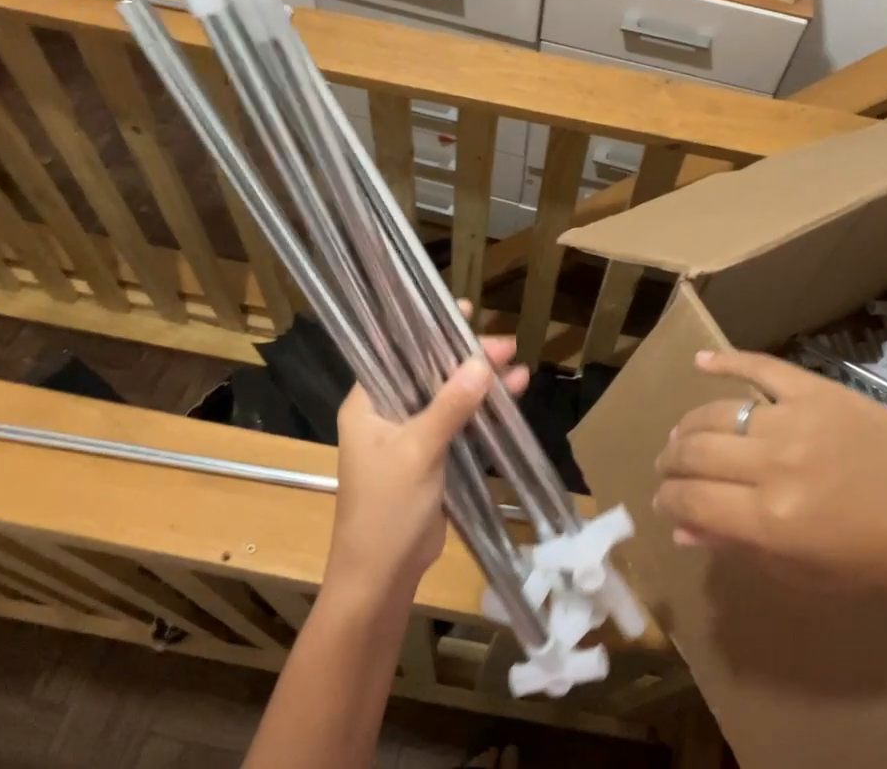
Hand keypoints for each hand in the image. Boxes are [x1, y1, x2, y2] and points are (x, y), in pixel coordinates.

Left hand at [326, 337, 528, 599]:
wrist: (382, 575)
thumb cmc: (386, 509)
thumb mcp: (418, 452)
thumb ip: (449, 406)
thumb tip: (480, 363)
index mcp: (367, 404)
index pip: (396, 353)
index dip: (427, 330)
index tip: (461, 312)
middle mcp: (386, 414)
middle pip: (428, 374)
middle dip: (466, 359)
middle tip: (506, 344)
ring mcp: (409, 437)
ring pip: (448, 399)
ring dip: (480, 386)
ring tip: (519, 369)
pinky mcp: (431, 459)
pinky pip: (459, 426)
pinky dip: (482, 414)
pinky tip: (511, 400)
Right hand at [653, 350, 886, 590]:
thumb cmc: (883, 556)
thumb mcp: (809, 572)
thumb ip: (742, 547)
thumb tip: (684, 530)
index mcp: (774, 521)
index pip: (691, 499)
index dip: (667, 500)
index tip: (664, 502)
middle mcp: (775, 466)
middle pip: (695, 453)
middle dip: (669, 463)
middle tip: (667, 468)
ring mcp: (795, 420)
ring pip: (716, 412)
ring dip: (687, 425)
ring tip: (681, 436)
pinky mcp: (817, 390)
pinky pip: (760, 367)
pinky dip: (726, 361)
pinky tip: (700, 362)